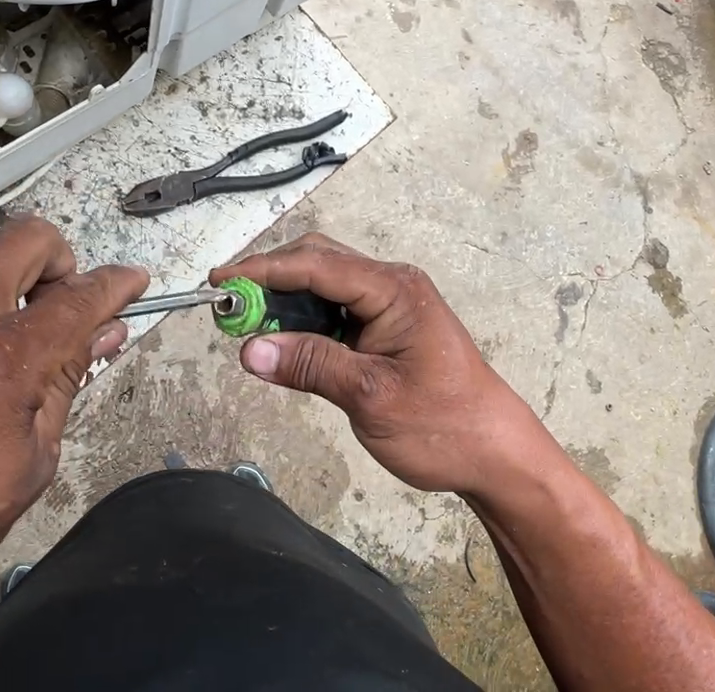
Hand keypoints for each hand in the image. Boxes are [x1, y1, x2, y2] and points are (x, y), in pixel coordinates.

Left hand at [0, 216, 146, 645]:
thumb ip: (68, 381)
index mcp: (0, 362)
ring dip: (1, 278)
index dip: (116, 285)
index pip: (78, 298)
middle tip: (56, 304)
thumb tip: (105, 333)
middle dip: (57, 260)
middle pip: (24, 237)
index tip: (131, 281)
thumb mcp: (31, 461)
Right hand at [211, 234, 546, 494]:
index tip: (219, 282)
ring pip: (322, 283)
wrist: (495, 454)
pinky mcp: (384, 325)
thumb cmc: (442, 426)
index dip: (262, 270)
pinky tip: (282, 339)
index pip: (316, 265)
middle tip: (229, 306)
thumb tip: (249, 351)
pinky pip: (334, 307)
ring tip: (247, 325)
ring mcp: (389, 303)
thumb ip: (310, 366)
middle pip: (317, 261)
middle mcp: (390, 284)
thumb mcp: (370, 397)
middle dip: (269, 279)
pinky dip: (302, 318)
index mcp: (393, 289)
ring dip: (283, 299)